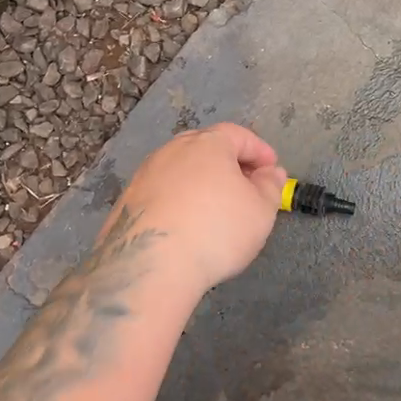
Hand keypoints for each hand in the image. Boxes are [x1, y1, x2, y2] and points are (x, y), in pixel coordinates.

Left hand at [108, 123, 287, 294]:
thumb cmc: (218, 230)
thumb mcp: (261, 211)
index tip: (272, 169)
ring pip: (181, 169)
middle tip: (245, 186)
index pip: (238, 135)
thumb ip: (270, 187)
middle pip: (206, 148)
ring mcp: (145, 174)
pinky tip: (187, 225)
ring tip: (216, 208)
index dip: (259, 150)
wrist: (152, 265)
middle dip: (228, 163)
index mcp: (208, 144)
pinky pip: (163, 192)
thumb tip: (270, 172)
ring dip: (201, 182)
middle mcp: (172, 150)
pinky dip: (180, 200)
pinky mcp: (128, 200)